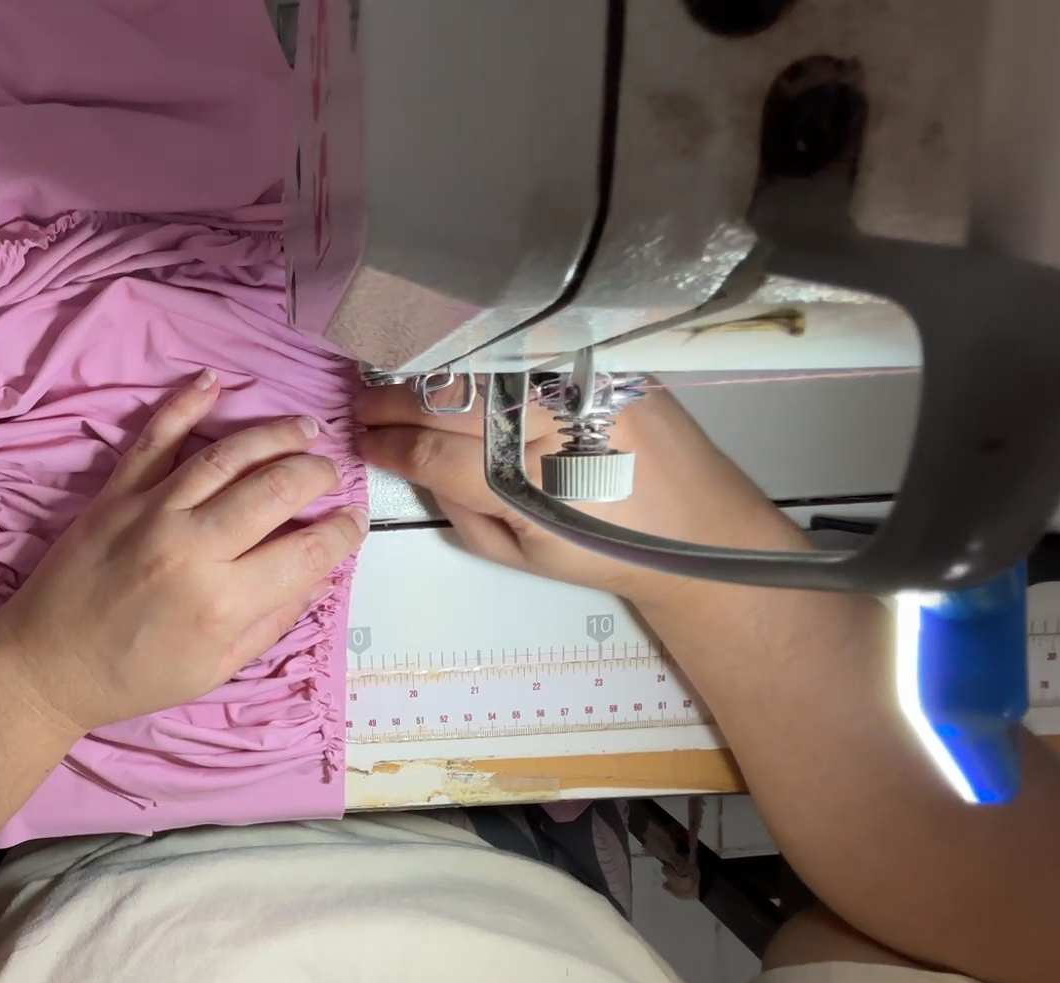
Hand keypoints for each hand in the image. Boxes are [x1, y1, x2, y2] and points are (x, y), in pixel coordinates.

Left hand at [0, 371, 367, 734]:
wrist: (47, 665)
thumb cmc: (135, 676)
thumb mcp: (216, 669)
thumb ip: (273, 621)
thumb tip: (321, 577)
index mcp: (223, 602)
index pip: (306, 552)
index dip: (342, 533)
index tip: (355, 521)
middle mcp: (193, 547)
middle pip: (275, 490)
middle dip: (317, 475)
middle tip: (332, 474)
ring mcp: (151, 512)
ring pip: (227, 456)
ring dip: (274, 435)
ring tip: (305, 429)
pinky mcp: (116, 494)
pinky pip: (155, 439)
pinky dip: (184, 405)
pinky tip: (213, 381)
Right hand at [355, 381, 804, 609]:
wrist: (701, 529)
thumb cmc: (600, 552)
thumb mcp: (516, 554)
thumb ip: (456, 507)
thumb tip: (412, 461)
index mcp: (531, 487)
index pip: (433, 454)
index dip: (388, 445)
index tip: (360, 441)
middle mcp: (556, 426)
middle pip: (451, 404)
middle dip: (394, 403)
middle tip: (359, 404)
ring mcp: (584, 386)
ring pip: (482, 369)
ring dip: (426, 374)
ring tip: (393, 380)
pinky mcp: (605, 364)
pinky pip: (525, 352)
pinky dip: (475, 356)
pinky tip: (445, 361)